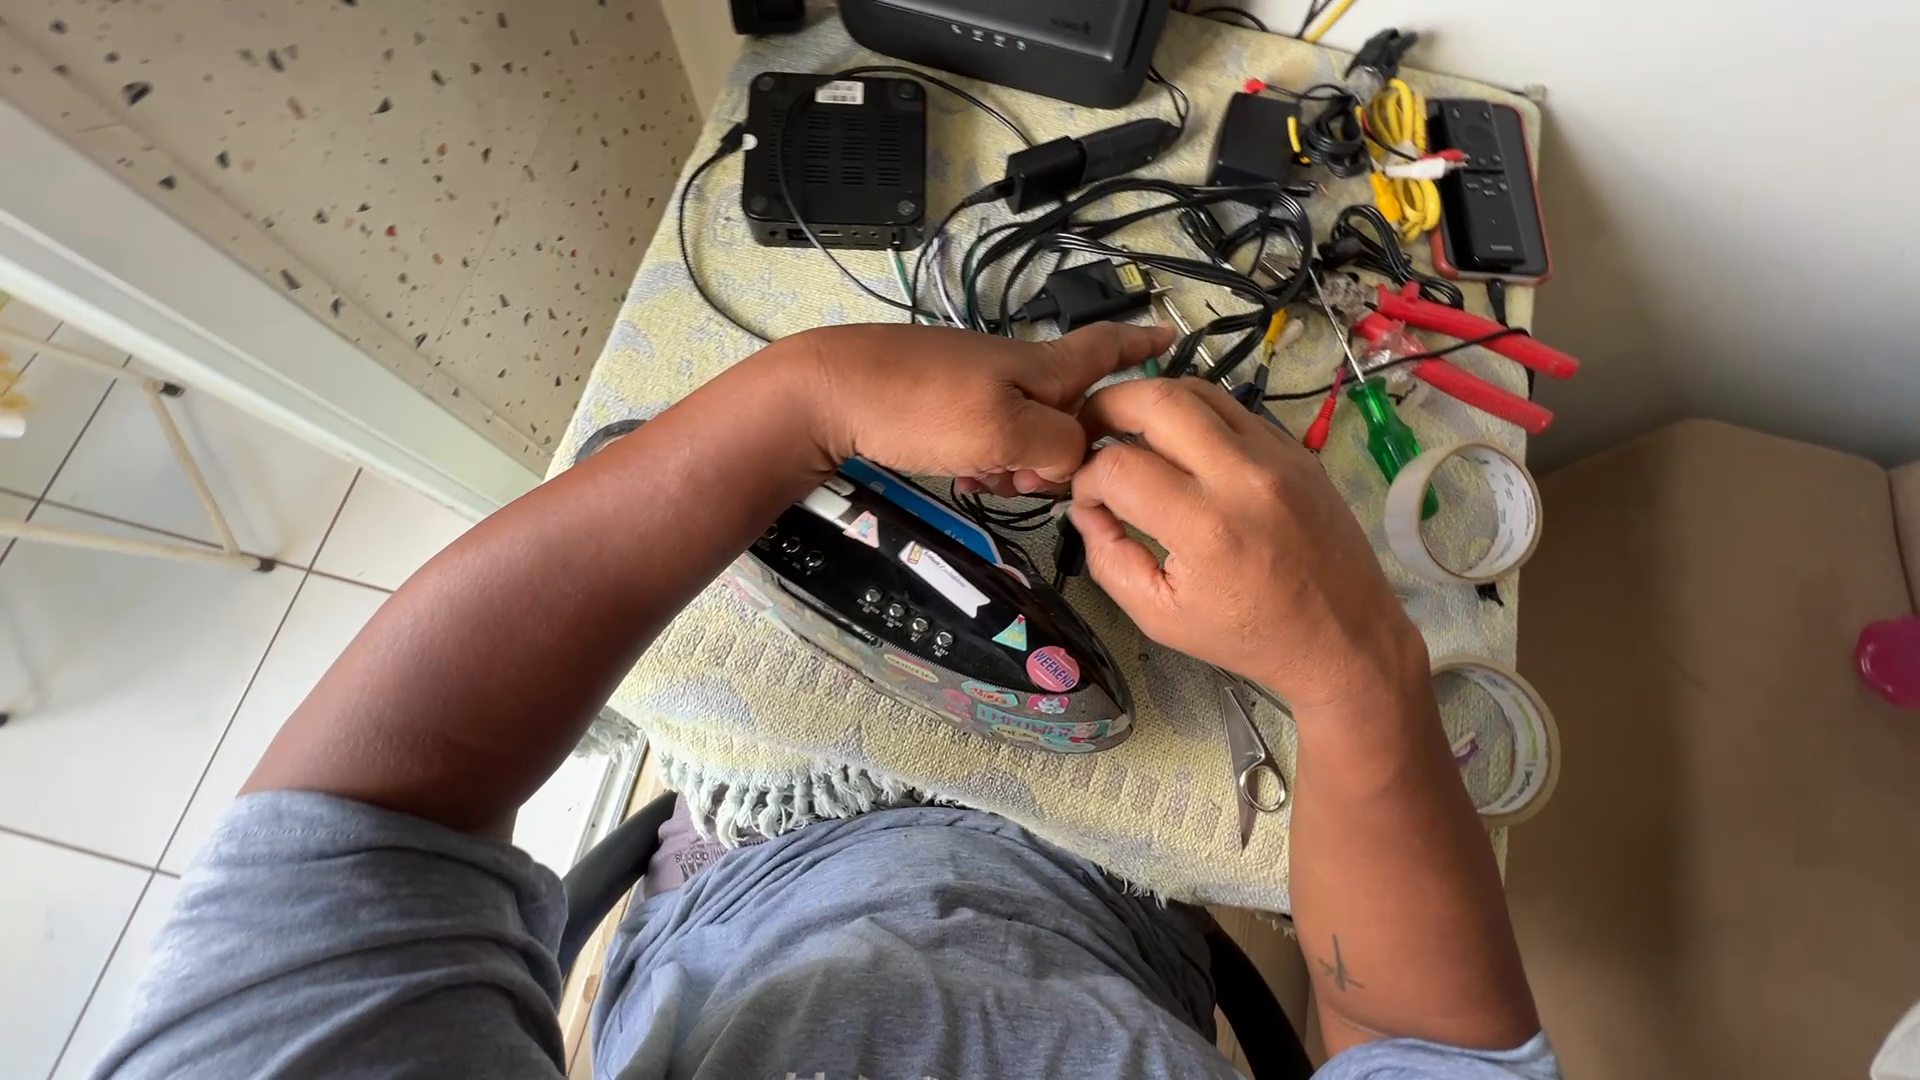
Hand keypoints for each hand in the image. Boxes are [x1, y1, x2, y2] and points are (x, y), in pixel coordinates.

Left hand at [784, 322, 1172, 495]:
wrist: (829, 393)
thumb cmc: (921, 407)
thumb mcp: (1005, 429)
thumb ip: (1057, 444)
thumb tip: (1075, 458)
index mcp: (1038, 366)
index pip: (1105, 349)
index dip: (1142, 345)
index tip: (1175, 334)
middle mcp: (1012, 369)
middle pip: (1068, 409)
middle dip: (1067, 451)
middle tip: (1036, 483)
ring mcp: (975, 385)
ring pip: (1026, 430)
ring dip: (1021, 464)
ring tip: (988, 481)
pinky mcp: (942, 404)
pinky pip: (987, 435)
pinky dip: (987, 461)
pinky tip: (965, 477)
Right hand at [1069, 378, 1427, 711]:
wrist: (1345, 639)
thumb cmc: (1248, 636)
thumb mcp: (1158, 616)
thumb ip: (1108, 558)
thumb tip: (1088, 508)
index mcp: (1207, 528)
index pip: (1118, 467)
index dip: (1085, 479)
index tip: (1086, 499)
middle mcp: (1244, 476)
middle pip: (1156, 400)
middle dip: (1105, 407)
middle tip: (1087, 432)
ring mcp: (1277, 454)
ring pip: (1195, 390)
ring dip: (1149, 403)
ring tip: (1126, 430)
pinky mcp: (1295, 449)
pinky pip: (1230, 409)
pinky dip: (1191, 417)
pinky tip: (1177, 447)